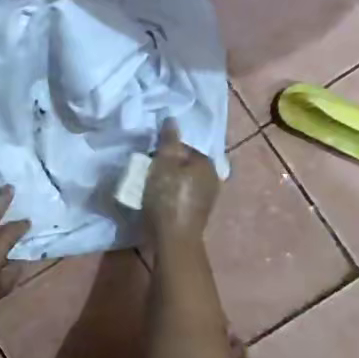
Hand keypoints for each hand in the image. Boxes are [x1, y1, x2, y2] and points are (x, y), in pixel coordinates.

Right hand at [142, 119, 218, 250]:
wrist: (174, 238)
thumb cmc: (167, 197)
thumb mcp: (163, 164)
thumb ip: (168, 141)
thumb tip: (171, 119)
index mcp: (206, 162)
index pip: (181, 148)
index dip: (162, 153)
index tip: (147, 162)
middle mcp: (212, 177)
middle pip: (182, 166)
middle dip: (166, 169)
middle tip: (146, 177)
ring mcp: (207, 198)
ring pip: (182, 182)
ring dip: (168, 184)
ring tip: (150, 192)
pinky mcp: (198, 214)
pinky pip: (182, 197)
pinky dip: (172, 198)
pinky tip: (159, 205)